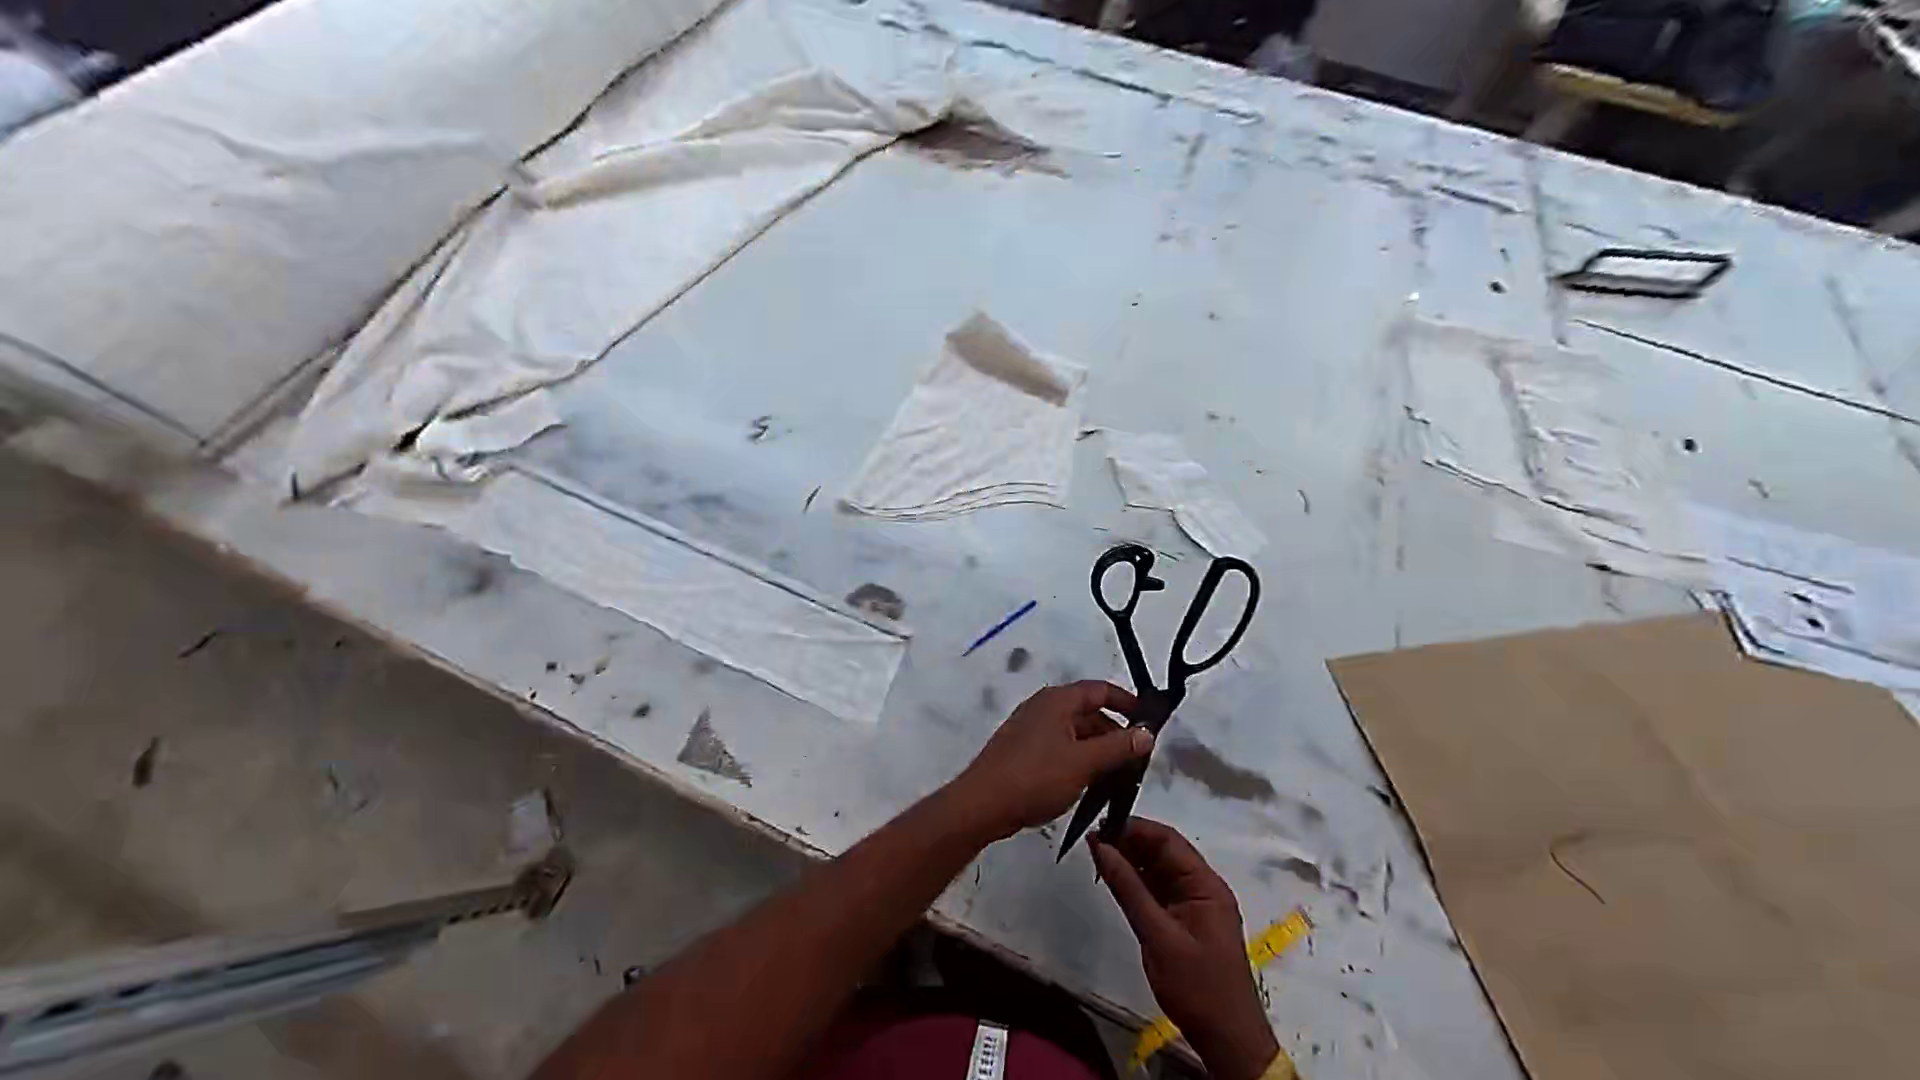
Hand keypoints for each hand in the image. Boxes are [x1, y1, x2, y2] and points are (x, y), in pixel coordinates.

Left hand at [945, 681, 1150, 841]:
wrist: (983, 805)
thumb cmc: (1035, 777)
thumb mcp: (1084, 763)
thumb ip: (1118, 747)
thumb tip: (1146, 733)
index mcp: (1057, 701)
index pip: (1100, 690)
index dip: (1127, 703)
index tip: (1149, 723)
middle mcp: (1043, 707)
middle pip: (1088, 712)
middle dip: (1115, 733)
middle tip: (1137, 759)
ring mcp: (1030, 729)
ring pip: (1074, 733)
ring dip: (1098, 750)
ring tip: (1117, 777)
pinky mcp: (1022, 751)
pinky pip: (1060, 748)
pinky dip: (1079, 760)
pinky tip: (1088, 784)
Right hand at [1091, 819, 1279, 1079]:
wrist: (1228, 1041)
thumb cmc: (1197, 986)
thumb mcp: (1157, 935)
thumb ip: (1128, 888)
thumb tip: (1100, 845)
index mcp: (1206, 885)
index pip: (1168, 840)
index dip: (1134, 828)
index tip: (1100, 825)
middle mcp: (1203, 887)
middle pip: (1163, 851)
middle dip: (1129, 841)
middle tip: (1093, 840)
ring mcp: (1194, 904)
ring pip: (1158, 869)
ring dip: (1130, 860)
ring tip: (1096, 854)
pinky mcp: (1185, 920)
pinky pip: (1158, 889)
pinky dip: (1136, 882)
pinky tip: (1113, 878)